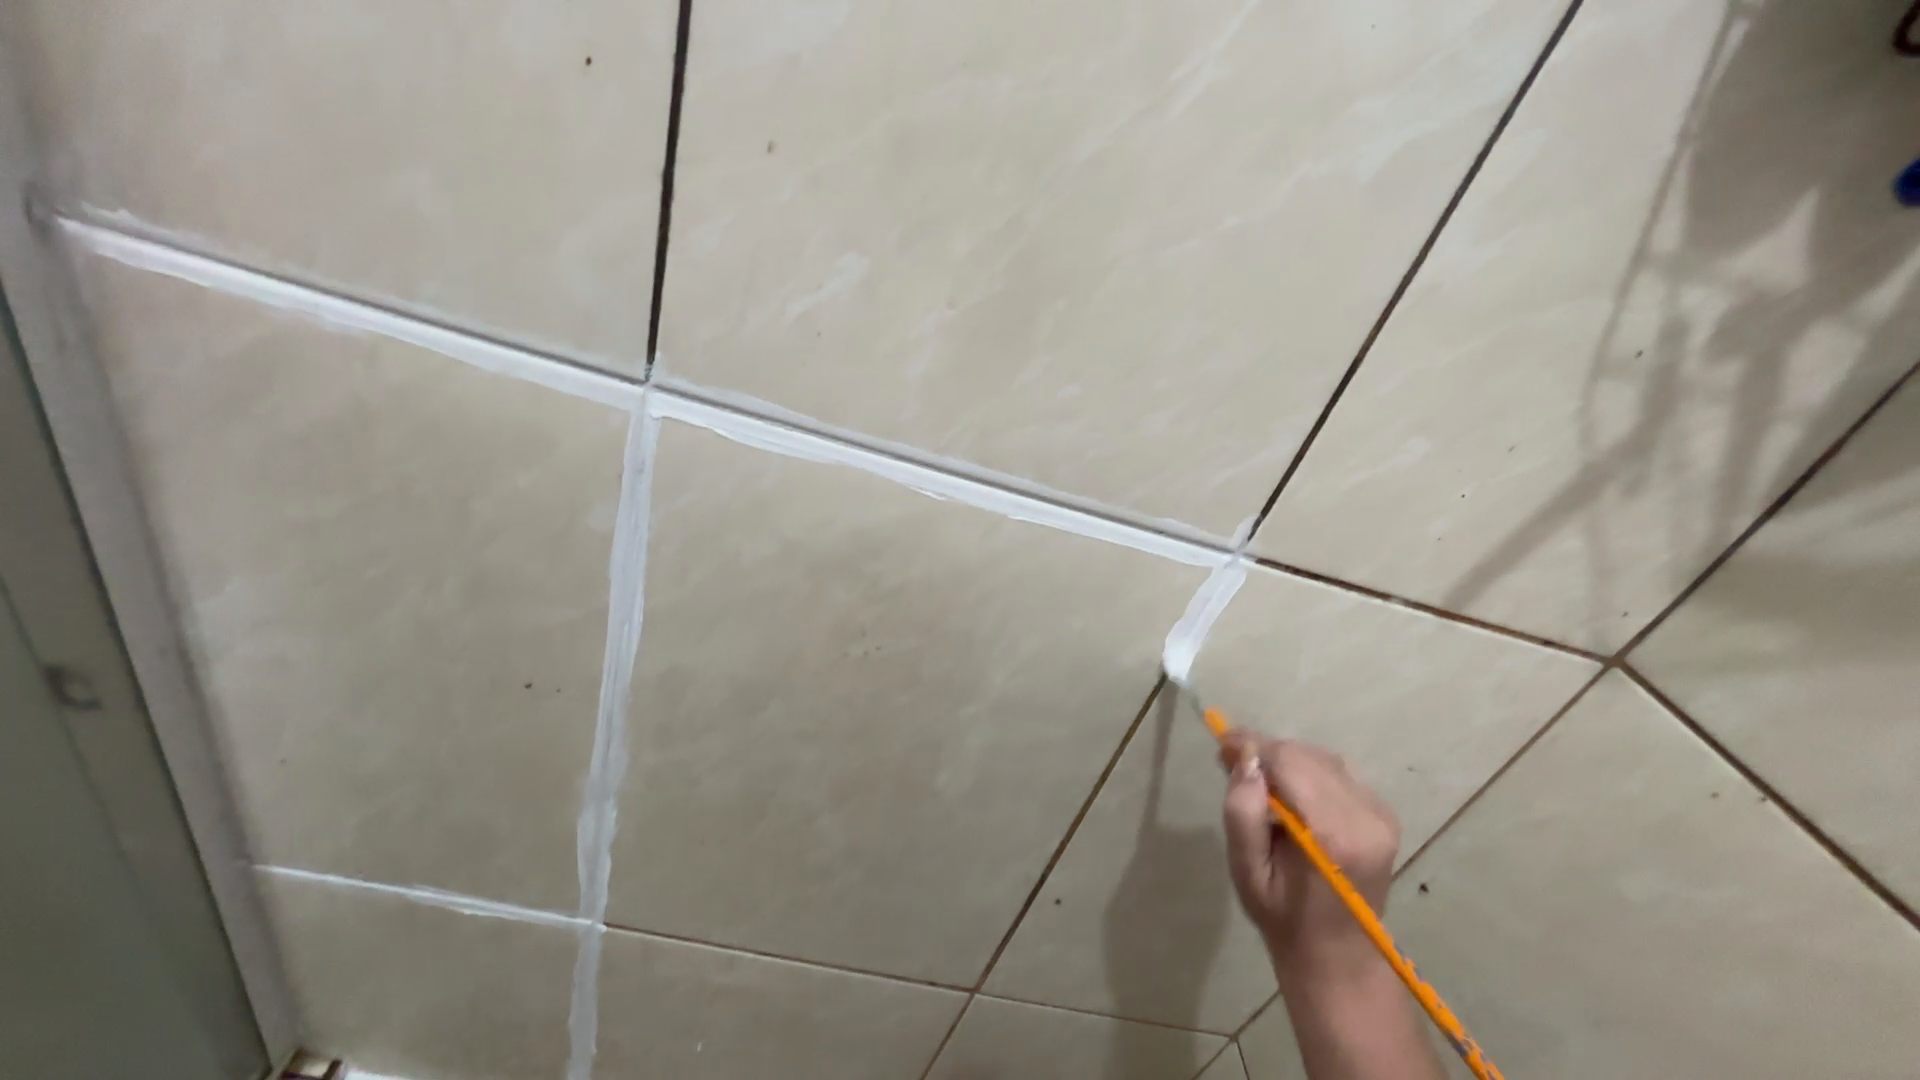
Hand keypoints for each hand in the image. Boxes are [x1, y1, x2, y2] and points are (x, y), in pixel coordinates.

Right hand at [1218, 731, 1400, 977]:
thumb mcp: (1246, 871)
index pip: (1289, 761)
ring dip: (1288, 762)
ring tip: (1261, 782)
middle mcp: (1364, 816)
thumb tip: (1245, 760)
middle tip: (1233, 764)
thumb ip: (1243, 813)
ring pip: (1323, 759)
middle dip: (1267, 753)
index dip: (1253, 746)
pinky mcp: (1385, 815)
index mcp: (1331, 834)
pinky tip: (1294, 797)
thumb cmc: (1283, 918)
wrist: (1339, 955)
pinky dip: (1310, 774)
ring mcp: (1380, 814)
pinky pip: (1339, 774)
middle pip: (1306, 755)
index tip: (1222, 745)